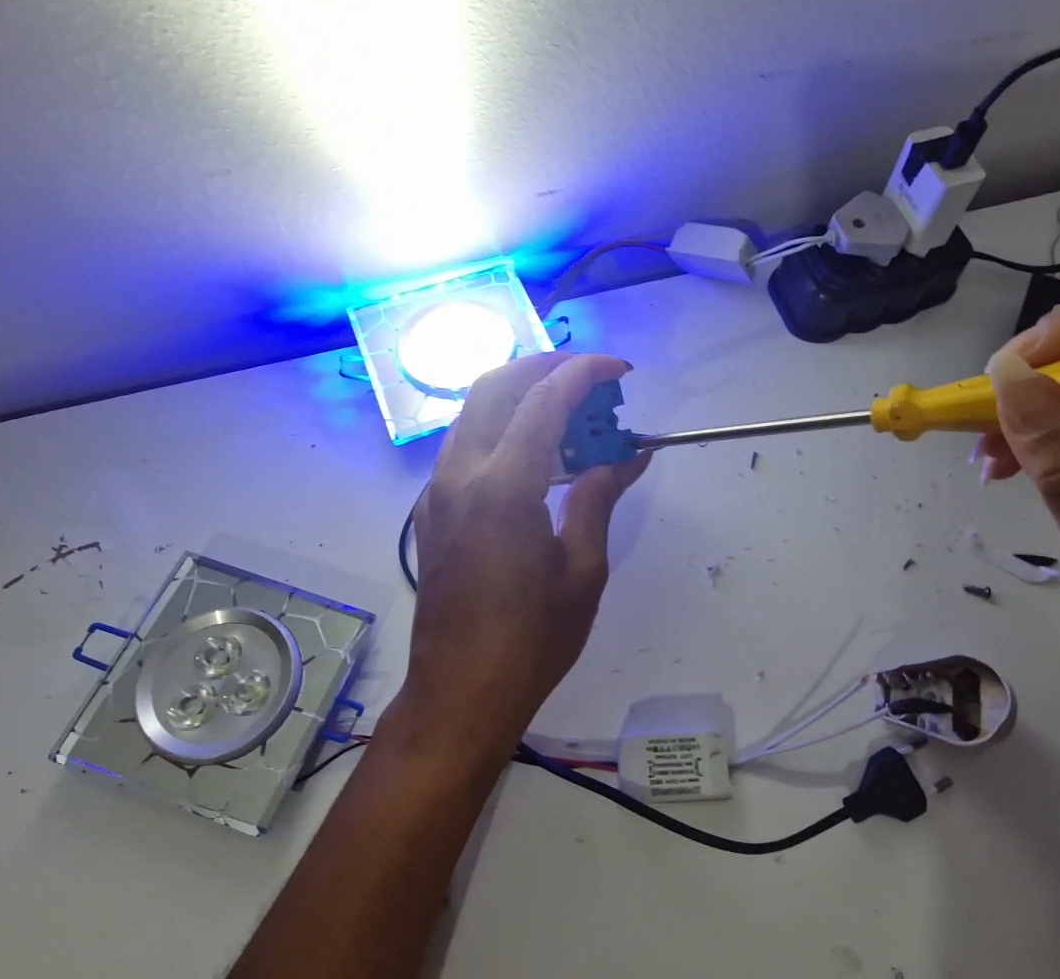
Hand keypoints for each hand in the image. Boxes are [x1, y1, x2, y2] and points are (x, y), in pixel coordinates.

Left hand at [395, 352, 650, 755]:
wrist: (460, 693)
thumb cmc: (532, 639)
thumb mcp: (582, 569)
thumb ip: (598, 498)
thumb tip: (627, 457)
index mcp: (502, 487)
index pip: (543, 401)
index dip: (583, 373)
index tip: (619, 370)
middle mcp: (460, 475)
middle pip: (494, 386)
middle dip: (543, 366)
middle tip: (590, 378)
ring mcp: (438, 493)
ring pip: (473, 412)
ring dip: (520, 396)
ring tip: (570, 412)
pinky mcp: (432, 512)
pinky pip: (465, 446)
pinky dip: (501, 429)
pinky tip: (536, 456)